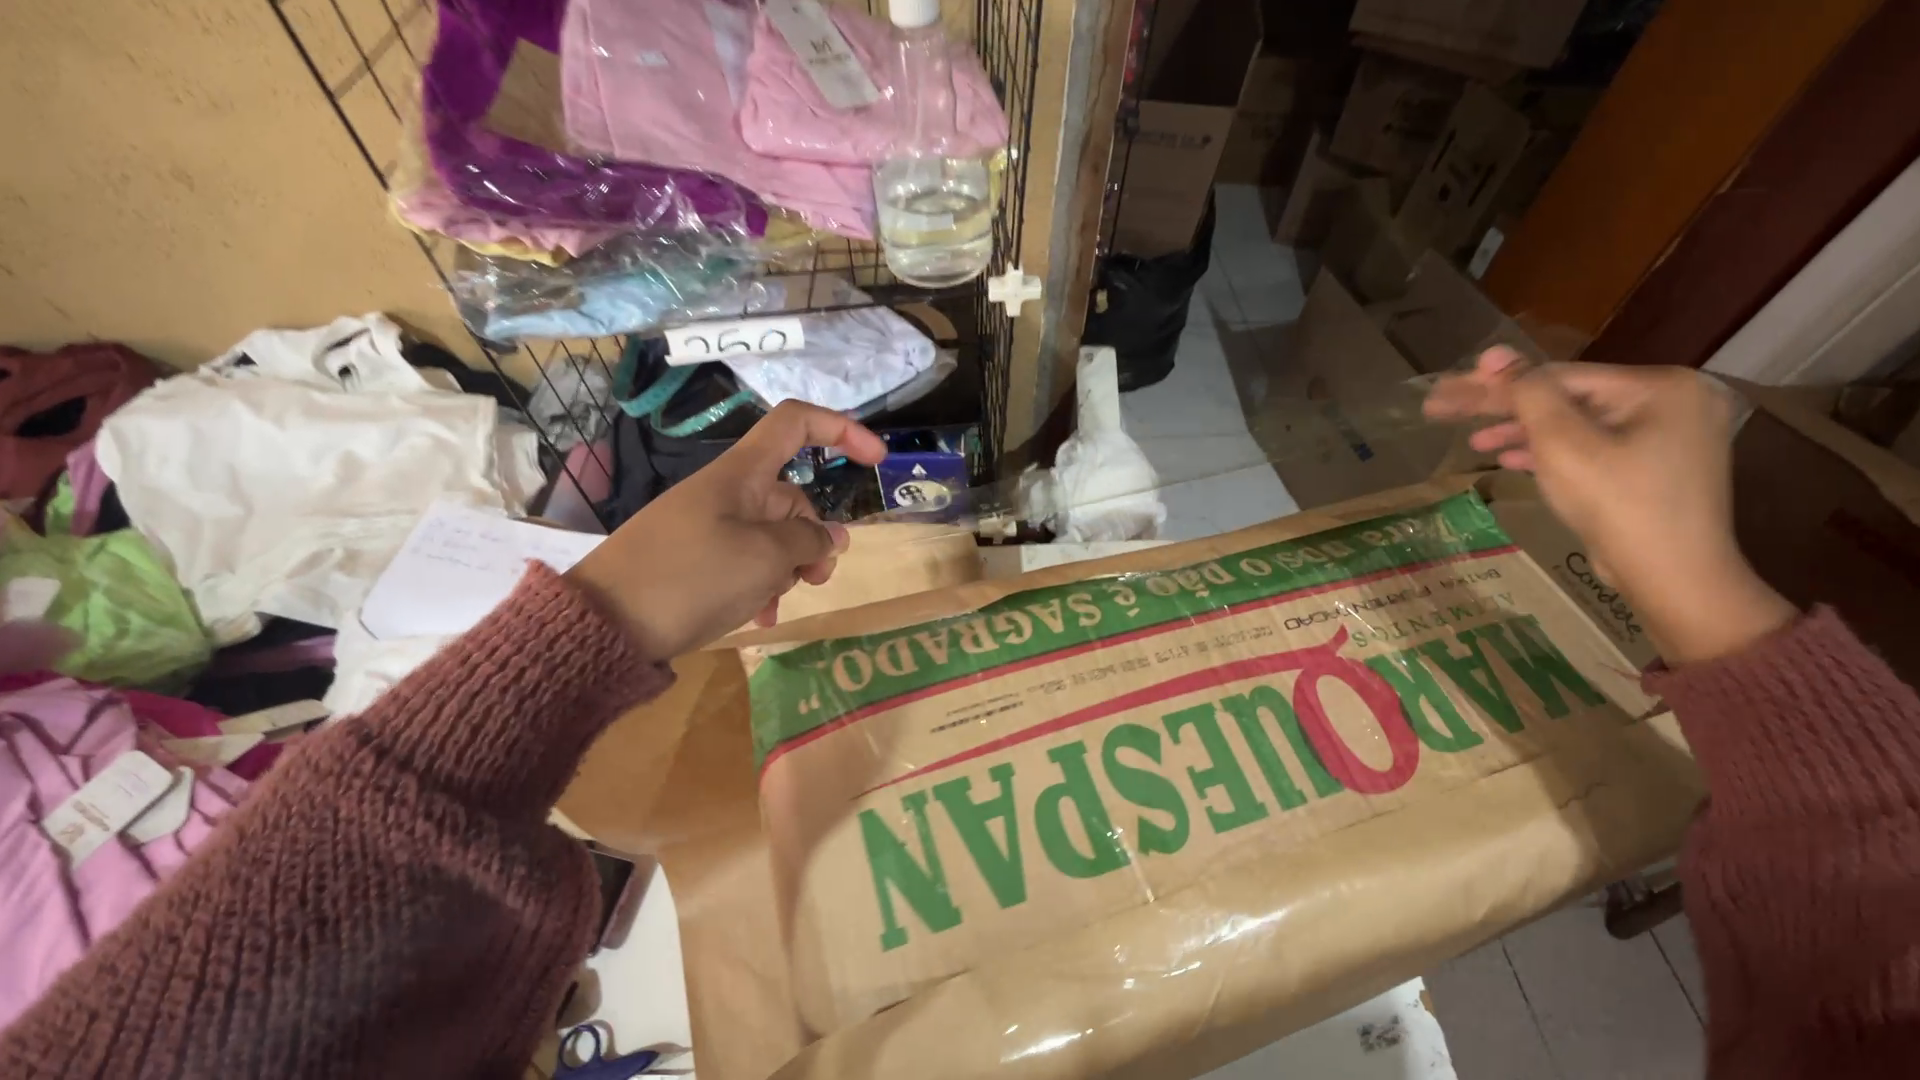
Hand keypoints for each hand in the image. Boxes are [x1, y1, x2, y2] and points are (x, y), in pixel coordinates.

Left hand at [566, 401, 886, 660]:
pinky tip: (760, 617)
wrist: (604, 624)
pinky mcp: (696, 560)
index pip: (795, 424)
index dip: (840, 429)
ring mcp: (710, 527)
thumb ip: (808, 541)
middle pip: (792, 497)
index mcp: (741, 474)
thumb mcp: (764, 557)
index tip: (876, 461)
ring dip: (788, 568)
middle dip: (814, 536)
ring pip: (772, 536)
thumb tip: (831, 538)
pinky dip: (761, 586)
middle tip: (818, 577)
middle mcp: (728, 493)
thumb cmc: (690, 577)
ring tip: (778, 602)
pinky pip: (746, 562)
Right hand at [1425, 348, 1794, 664]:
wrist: (1673, 576)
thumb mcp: (1562, 443)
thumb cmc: (1617, 502)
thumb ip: (1527, 394)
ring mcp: (1668, 437)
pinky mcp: (1656, 469)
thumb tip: (1494, 354)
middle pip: (1566, 398)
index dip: (1495, 384)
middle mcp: (1672, 402)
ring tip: (1476, 443)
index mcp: (1660, 387)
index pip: (1558, 377)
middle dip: (1505, 409)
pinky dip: (1552, 454)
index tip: (1445, 390)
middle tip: (1446, 410)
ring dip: (1522, 433)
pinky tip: (1513, 461)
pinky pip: (1593, 448)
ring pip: (1576, 425)